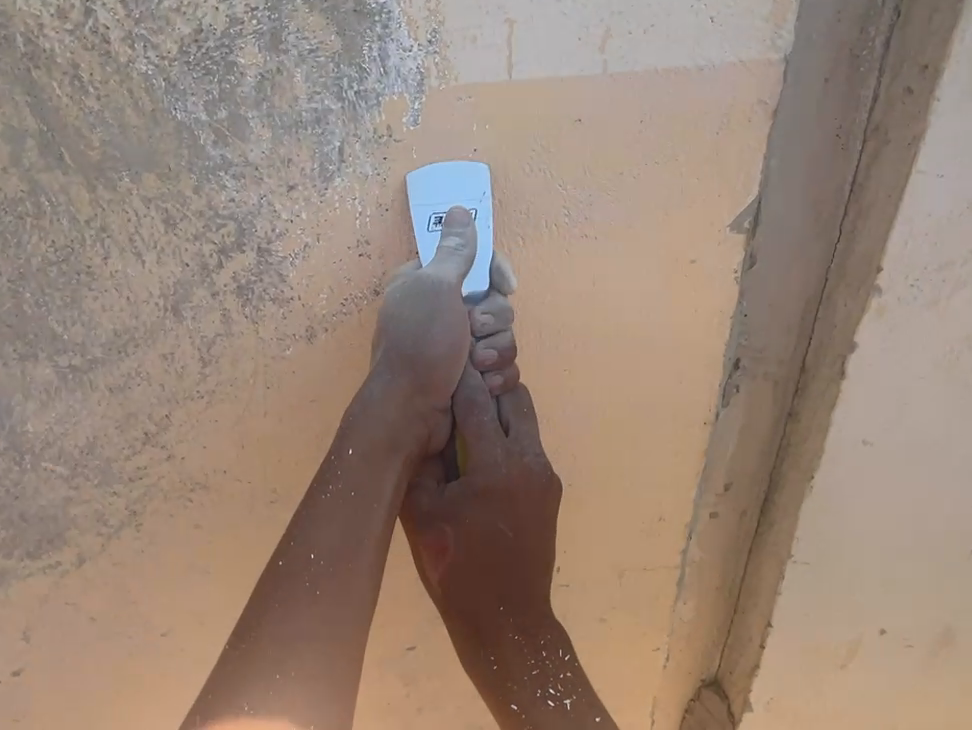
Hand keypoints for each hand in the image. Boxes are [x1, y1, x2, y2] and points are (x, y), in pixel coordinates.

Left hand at [365, 207, 519, 454]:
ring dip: (495, 350)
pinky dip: (499, 375)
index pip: (475, 261)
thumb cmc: (419, 344)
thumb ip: (455, 250)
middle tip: (474, 332)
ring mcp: (458, 344)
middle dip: (494, 319)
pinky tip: (486, 385)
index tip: (505, 284)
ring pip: (504, 334)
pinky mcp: (472, 375)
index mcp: (427, 282)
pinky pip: (504, 365)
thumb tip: (458, 207)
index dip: (495, 271)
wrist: (412, 414)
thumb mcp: (435, 288)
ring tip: (476, 366)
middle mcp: (443, 310)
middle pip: (496, 300)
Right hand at [401, 367, 561, 653]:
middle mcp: (528, 458)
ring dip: (500, 406)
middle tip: (459, 373)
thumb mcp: (421, 515)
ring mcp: (545, 474)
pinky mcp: (550, 490)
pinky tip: (481, 447)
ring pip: (525, 418)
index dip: (459, 372)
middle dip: (487, 381)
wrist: (506, 621)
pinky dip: (506, 434)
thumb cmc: (456, 568)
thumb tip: (425, 423)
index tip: (447, 350)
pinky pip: (528, 444)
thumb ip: (422, 462)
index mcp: (494, 462)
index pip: (475, 398)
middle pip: (513, 396)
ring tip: (468, 408)